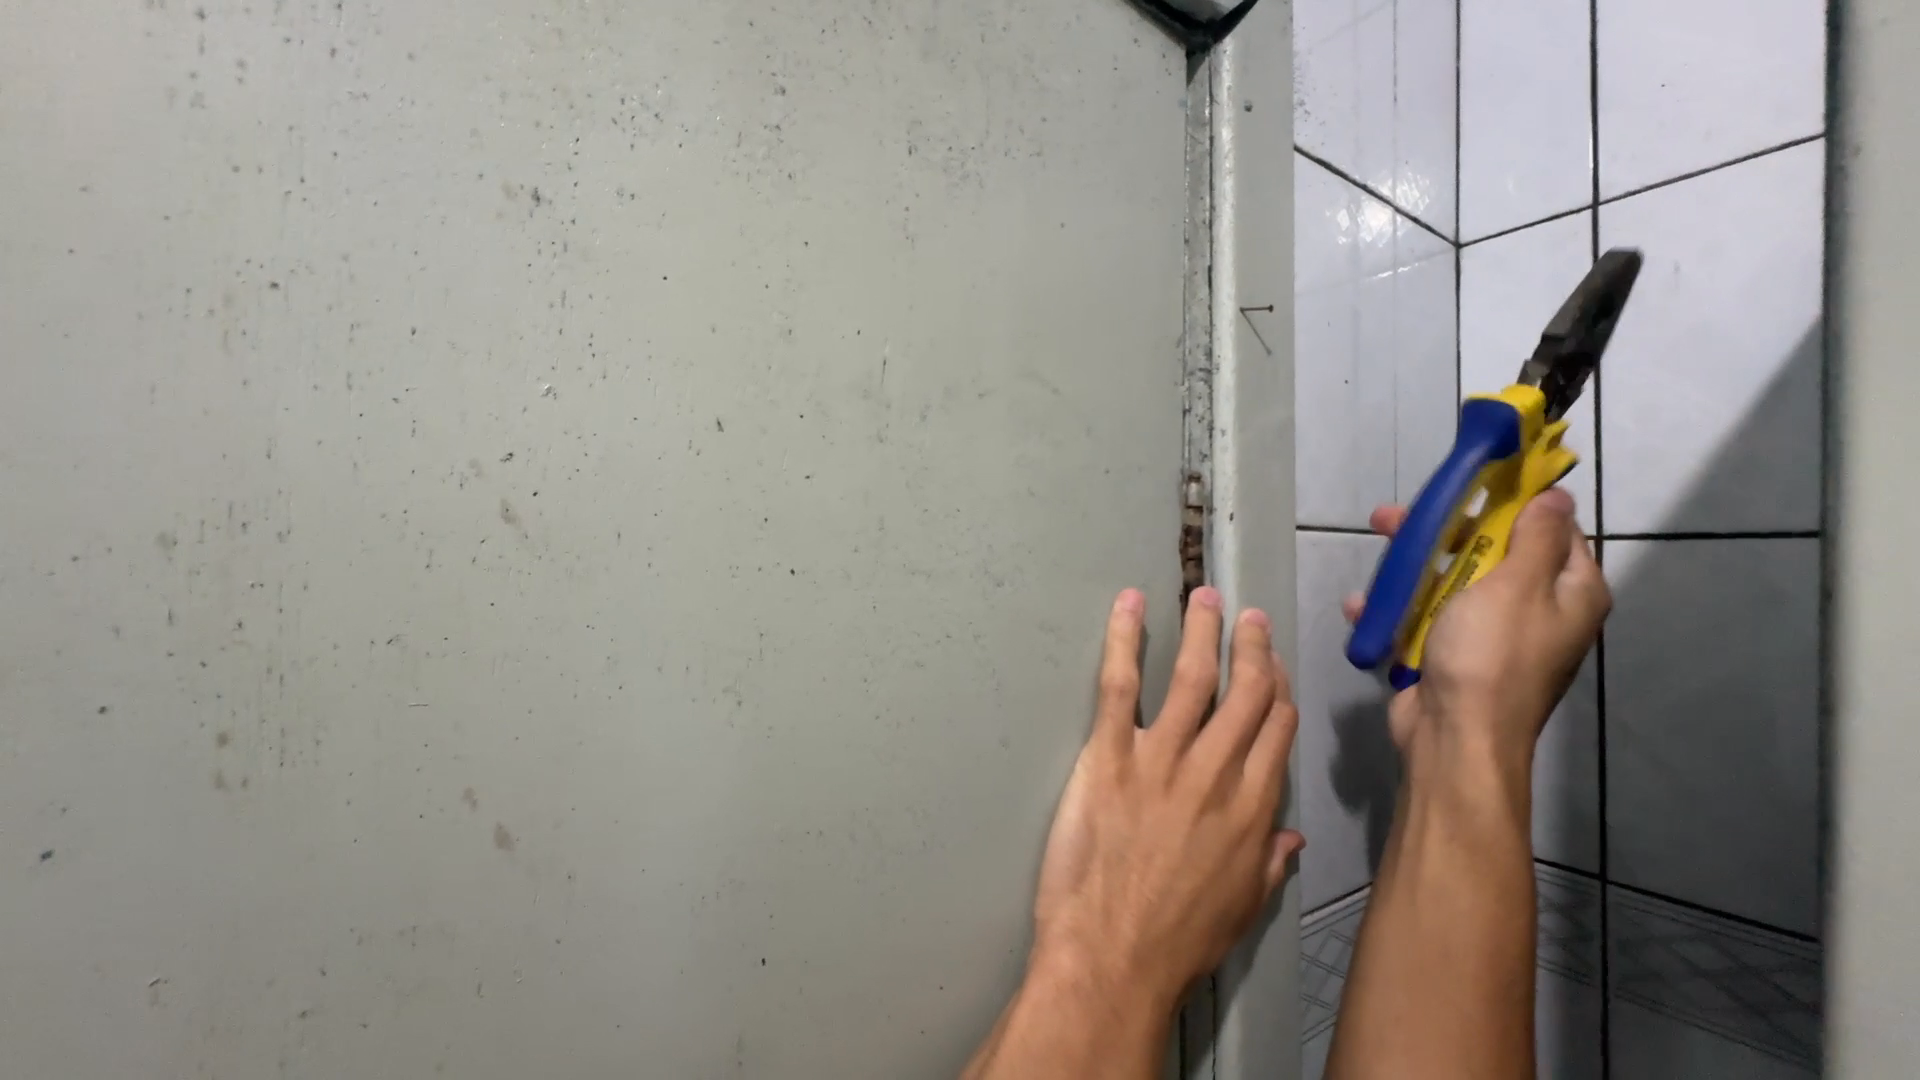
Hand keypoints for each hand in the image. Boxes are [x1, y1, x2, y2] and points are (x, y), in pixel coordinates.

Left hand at [1029, 585, 1303, 1011]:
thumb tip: (1291, 838)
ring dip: (1201, 630)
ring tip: (1204, 597)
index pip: (1276, 729)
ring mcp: (1161, 760)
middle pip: (1244, 693)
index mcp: (1252, 808)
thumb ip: (1269, 863)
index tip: (1273, 667)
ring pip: (1191, 677)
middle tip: (1249, 617)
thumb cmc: (1178, 941)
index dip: (1278, 689)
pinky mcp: (1110, 758)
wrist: (1115, 958)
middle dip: (1250, 647)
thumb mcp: (1242, 908)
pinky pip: (1119, 686)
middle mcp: (1215, 773)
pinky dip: (1123, 640)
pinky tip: (1128, 606)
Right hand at [1343, 488, 1609, 766]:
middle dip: (1443, 531)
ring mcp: (1490, 635)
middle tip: (1397, 516)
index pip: (1552, 530)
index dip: (1513, 502)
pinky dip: (1395, 609)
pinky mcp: (1451, 655)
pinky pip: (1424, 618)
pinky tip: (1362, 604)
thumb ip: (1535, 537)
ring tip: (1375, 549)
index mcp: (1568, 592)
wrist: (1454, 737)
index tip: (1472, 480)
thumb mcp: (1516, 586)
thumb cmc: (1491, 656)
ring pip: (1451, 582)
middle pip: (1491, 553)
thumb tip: (1555, 496)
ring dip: (1410, 566)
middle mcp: (1536, 611)